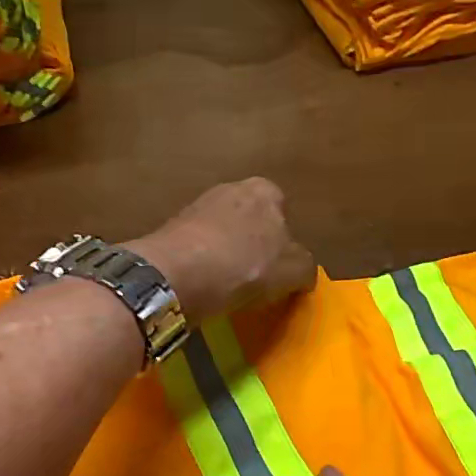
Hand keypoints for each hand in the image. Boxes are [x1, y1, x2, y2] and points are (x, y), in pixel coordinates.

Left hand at [128, 178, 315, 320]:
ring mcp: (196, 206)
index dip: (285, 241)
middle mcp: (230, 188)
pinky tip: (205, 286)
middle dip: (255, 244)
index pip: (283, 211)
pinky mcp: (170, 229)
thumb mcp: (294, 271)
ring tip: (230, 286)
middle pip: (251, 220)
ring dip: (227, 255)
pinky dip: (204, 264)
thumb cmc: (246, 266)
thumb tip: (302, 271)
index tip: (281, 267)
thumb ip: (305, 267)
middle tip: (258, 277)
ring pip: (223, 233)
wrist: (177, 275)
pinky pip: (198, 248)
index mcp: (265, 190)